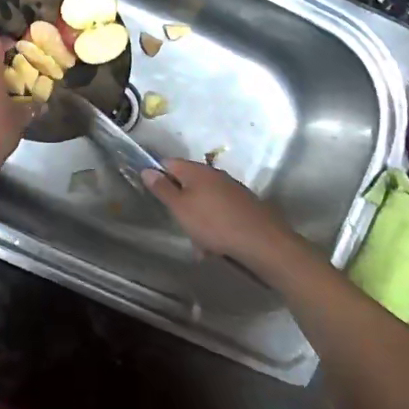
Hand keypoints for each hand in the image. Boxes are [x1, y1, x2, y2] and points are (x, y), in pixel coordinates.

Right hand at [144, 159, 305, 267]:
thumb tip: (147, 169)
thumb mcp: (180, 207)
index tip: (154, 194)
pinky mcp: (244, 205)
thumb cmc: (213, 223)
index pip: (169, 163)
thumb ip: (162, 188)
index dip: (158, 175)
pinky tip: (215, 246)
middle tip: (177, 223)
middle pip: (188, 183)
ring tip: (199, 243)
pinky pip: (219, 212)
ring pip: (204, 201)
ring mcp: (232, 189)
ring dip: (197, 219)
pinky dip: (213, 226)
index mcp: (197, 171)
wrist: (261, 241)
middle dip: (180, 203)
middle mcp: (215, 174)